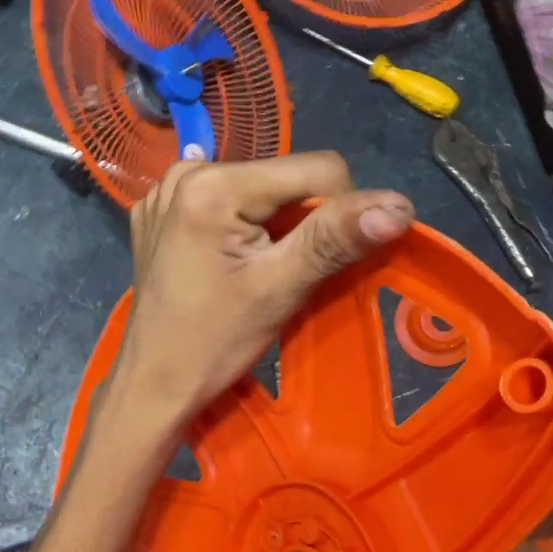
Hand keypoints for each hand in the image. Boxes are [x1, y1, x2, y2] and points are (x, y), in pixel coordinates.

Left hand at [111, 152, 414, 423]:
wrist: (152, 383)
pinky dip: (235, 226)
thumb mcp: (280, 289)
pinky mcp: (157, 211)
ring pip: (257, 189)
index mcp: (214, 183)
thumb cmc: (214, 343)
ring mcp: (164, 190)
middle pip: (283, 176)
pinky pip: (222, 201)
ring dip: (269, 226)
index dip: (336, 214)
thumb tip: (400, 204)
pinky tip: (223, 261)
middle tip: (278, 273)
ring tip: (250, 271)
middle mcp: (185, 170)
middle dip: (297, 221)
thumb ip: (335, 239)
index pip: (318, 169)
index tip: (314, 263)